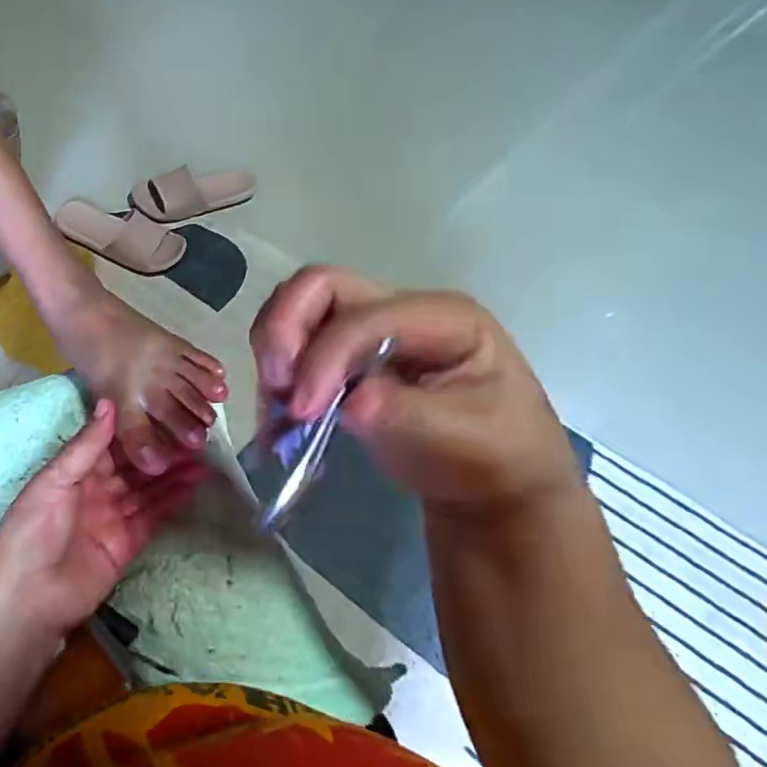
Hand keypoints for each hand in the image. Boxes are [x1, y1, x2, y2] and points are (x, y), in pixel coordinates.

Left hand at [0, 400, 202, 635]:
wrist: (31, 598)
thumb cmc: (33, 531)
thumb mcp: (55, 481)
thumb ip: (86, 446)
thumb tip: (109, 403)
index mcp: (72, 472)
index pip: (109, 444)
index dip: (135, 430)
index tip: (164, 412)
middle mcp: (94, 491)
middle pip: (131, 467)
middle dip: (158, 453)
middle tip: (192, 437)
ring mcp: (111, 518)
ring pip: (146, 491)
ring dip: (171, 476)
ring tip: (200, 460)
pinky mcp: (125, 545)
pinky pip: (151, 518)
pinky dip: (171, 503)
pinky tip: (191, 487)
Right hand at [250, 265, 580, 512]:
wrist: (491, 481)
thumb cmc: (491, 455)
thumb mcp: (465, 437)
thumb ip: (410, 414)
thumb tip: (352, 403)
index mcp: (442, 317)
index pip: (364, 316)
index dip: (325, 356)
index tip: (303, 413)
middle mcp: (397, 308)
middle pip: (319, 285)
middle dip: (284, 328)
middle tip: (276, 383)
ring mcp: (366, 326)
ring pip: (297, 307)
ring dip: (274, 348)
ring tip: (277, 399)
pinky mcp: (341, 354)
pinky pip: (293, 342)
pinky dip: (275, 370)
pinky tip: (277, 410)